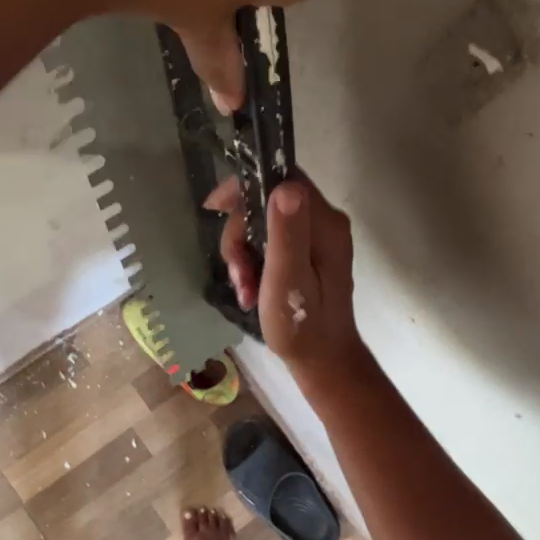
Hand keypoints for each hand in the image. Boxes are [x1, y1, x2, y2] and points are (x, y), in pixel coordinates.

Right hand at [205, 175, 365, 377]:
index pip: (282, 177)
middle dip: (241, 235)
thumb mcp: (287, 279)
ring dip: (244, 256)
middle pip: (267, 202)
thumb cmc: (303, 326)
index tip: (215, 209)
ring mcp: (317, 239)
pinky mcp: (309, 255)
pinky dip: (255, 265)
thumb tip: (285, 186)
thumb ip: (287, 233)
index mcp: (324, 224)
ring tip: (244, 290)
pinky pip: (272, 243)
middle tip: (237, 273)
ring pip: (264, 225)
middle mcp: (324, 223)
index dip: (245, 187)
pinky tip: (250, 292)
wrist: (323, 362)